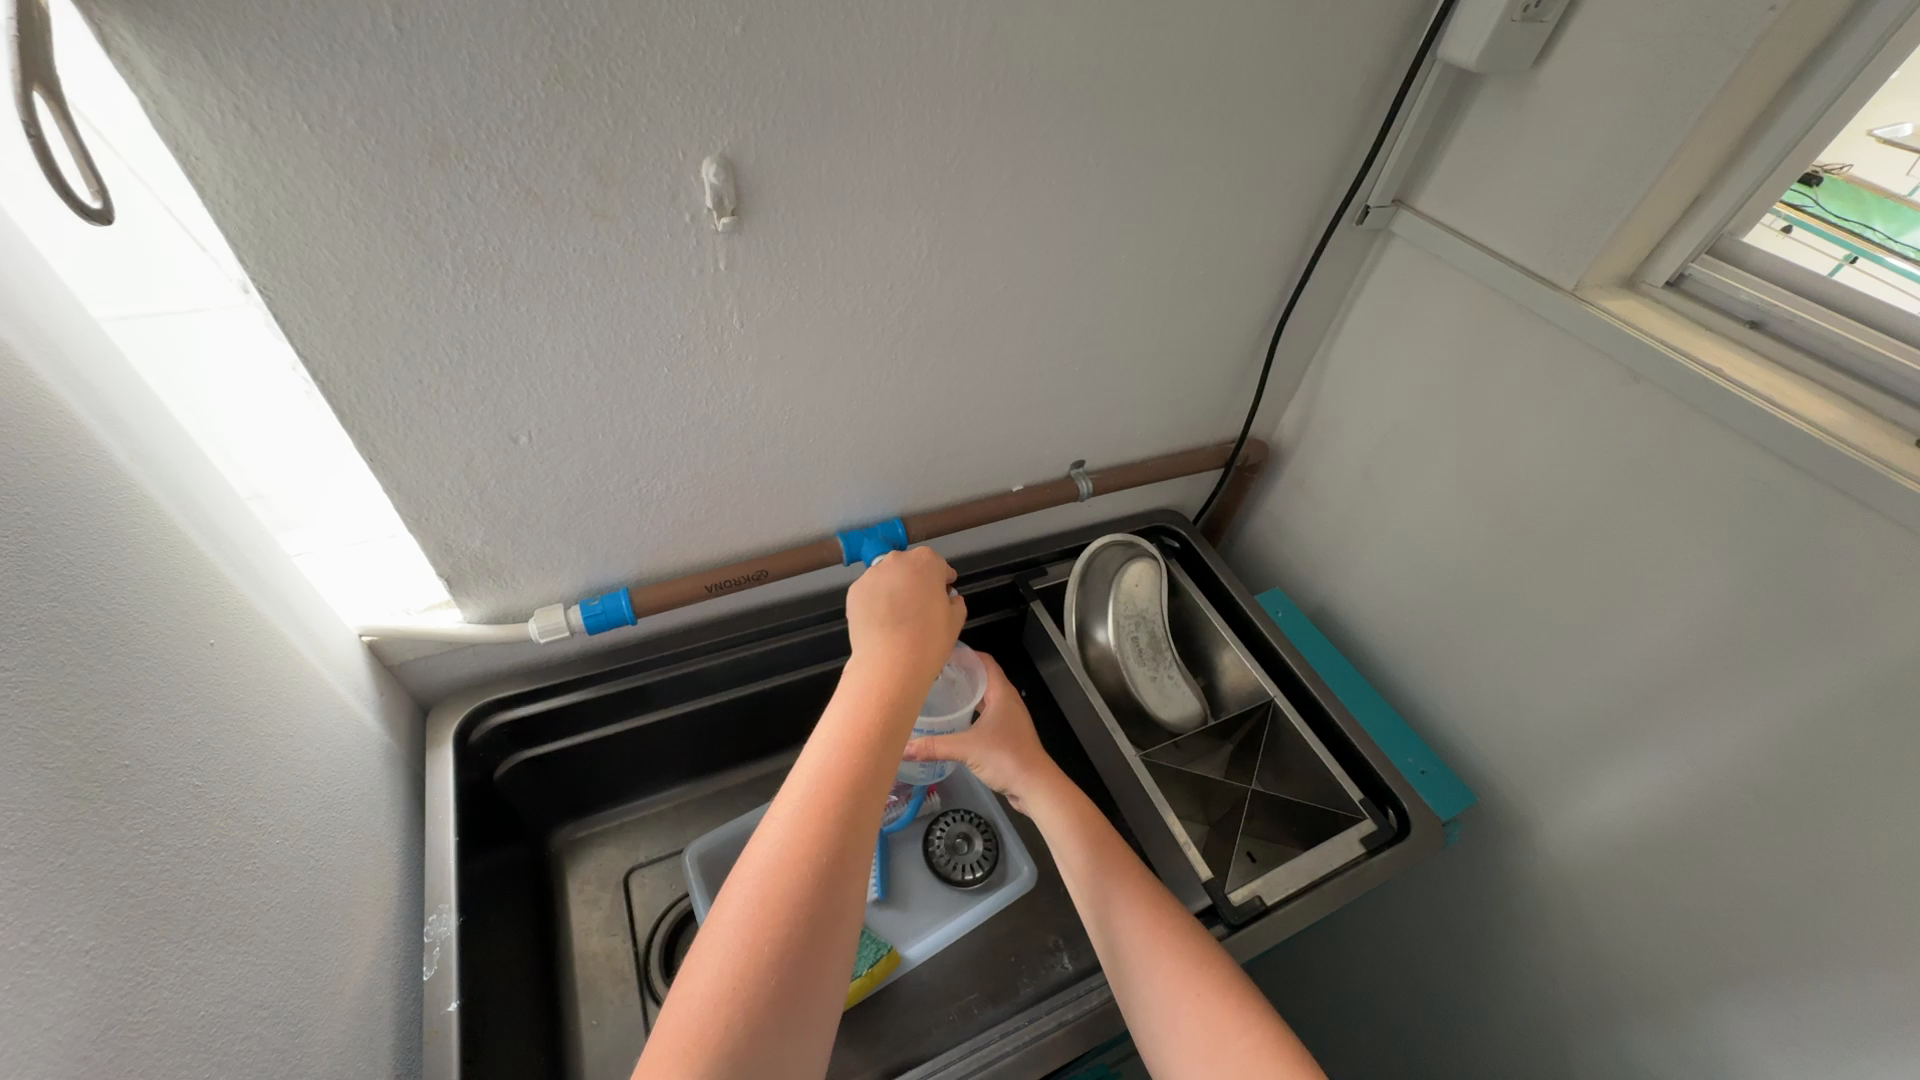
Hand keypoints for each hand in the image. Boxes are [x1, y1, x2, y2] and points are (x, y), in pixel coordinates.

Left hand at [844, 546, 965, 685]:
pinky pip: (871, 592)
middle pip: (910, 567)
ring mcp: (872, 575)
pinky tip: (881, 622)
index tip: (943, 595)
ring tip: (897, 617)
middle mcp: (897, 561)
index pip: (938, 565)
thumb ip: (954, 602)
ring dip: (894, 589)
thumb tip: (948, 598)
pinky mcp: (854, 592)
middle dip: (916, 581)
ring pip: (888, 578)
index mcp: (926, 562)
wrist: (889, 665)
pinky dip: (876, 601)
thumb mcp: (956, 621)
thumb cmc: (929, 640)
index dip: (942, 581)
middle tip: (920, 607)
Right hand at [902, 653, 1066, 812]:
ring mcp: (1009, 718)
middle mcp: (1007, 700)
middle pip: (984, 678)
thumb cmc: (1006, 757)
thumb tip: (904, 748)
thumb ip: (934, 746)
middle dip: (961, 674)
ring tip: (941, 695)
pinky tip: (956, 722)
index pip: (984, 661)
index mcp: (1002, 692)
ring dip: (967, 695)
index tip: (942, 655)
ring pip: (986, 698)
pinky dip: (972, 714)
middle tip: (935, 675)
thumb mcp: (966, 748)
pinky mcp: (1008, 735)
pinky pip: (987, 716)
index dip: (966, 654)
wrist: (1035, 785)